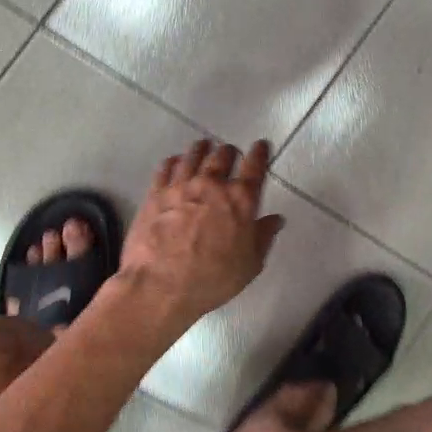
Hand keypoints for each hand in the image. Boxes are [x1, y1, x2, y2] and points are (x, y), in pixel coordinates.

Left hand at [120, 139, 284, 319]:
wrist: (160, 286)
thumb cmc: (212, 278)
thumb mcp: (250, 264)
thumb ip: (264, 237)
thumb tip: (276, 219)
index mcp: (241, 200)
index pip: (255, 167)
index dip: (260, 153)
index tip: (261, 145)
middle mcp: (212, 185)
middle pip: (222, 156)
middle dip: (229, 151)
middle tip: (229, 151)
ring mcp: (181, 187)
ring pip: (193, 156)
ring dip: (201, 149)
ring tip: (203, 145)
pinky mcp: (155, 194)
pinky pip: (165, 168)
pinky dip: (173, 161)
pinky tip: (174, 161)